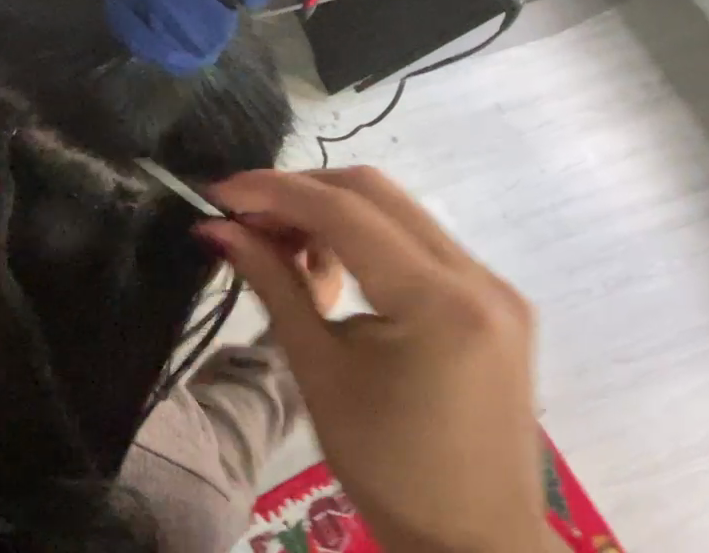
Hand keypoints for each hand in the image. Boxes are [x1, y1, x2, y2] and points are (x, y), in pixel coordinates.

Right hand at [196, 167, 549, 552]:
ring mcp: (493, 287)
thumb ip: (271, 281)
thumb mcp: (316, 367)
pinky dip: (362, 238)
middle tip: (242, 215)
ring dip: (328, 211)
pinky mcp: (492, 302)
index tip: (217, 194)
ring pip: (395, 211)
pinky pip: (416, 242)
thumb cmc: (384, 464)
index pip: (343, 211)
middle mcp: (477, 278)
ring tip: (276, 242)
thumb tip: (215, 227)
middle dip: (298, 191)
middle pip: (373, 192)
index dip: (271, 191)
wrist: (473, 541)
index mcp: (438, 301)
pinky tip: (324, 265)